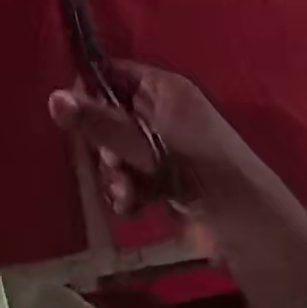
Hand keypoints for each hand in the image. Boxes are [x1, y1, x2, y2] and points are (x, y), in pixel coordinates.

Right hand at [47, 61, 257, 228]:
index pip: (112, 72)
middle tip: (112, 162)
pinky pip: (129, 176)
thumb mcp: (148, 147)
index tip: (70, 114)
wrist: (255, 234)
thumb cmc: (204, 173)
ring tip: (126, 194)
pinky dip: (127, 191)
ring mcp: (163, 147)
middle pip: (108, 114)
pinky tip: (133, 207)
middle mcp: (162, 112)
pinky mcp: (165, 179)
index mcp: (165, 89)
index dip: (87, 90)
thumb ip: (100, 124)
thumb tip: (52, 97)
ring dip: (113, 174)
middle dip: (102, 144)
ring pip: (115, 150)